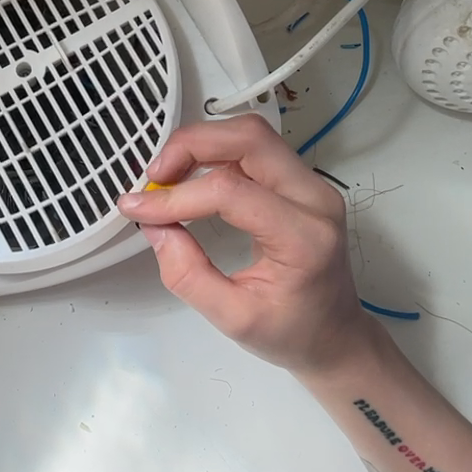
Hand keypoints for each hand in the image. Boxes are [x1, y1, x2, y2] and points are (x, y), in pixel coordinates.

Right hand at [116, 115, 379, 378]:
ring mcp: (311, 184)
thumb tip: (153, 226)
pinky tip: (190, 176)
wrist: (336, 336)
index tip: (136, 208)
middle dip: (191, 145)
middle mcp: (314, 198)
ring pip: (251, 135)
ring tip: (167, 175)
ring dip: (202, 144)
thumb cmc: (290, 333)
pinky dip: (214, 153)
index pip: (230, 192)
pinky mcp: (300, 182)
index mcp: (303, 237)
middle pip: (250, 138)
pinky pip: (254, 149)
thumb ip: (188, 274)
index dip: (176, 196)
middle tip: (154, 176)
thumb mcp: (232, 319)